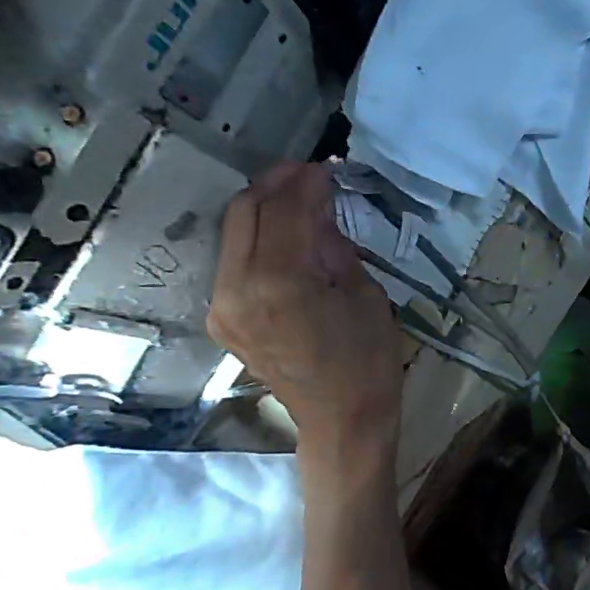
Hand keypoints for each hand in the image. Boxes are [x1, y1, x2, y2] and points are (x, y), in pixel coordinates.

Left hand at [208, 162, 402, 458]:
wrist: (340, 420)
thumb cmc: (367, 362)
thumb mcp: (365, 294)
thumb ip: (333, 244)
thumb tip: (318, 210)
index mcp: (279, 282)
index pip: (284, 208)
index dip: (306, 181)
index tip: (328, 168)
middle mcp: (237, 288)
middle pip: (244, 210)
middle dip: (276, 183)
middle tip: (308, 176)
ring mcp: (222, 305)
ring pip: (233, 231)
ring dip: (264, 207)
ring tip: (299, 201)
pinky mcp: (222, 317)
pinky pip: (233, 260)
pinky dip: (257, 238)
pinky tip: (285, 237)